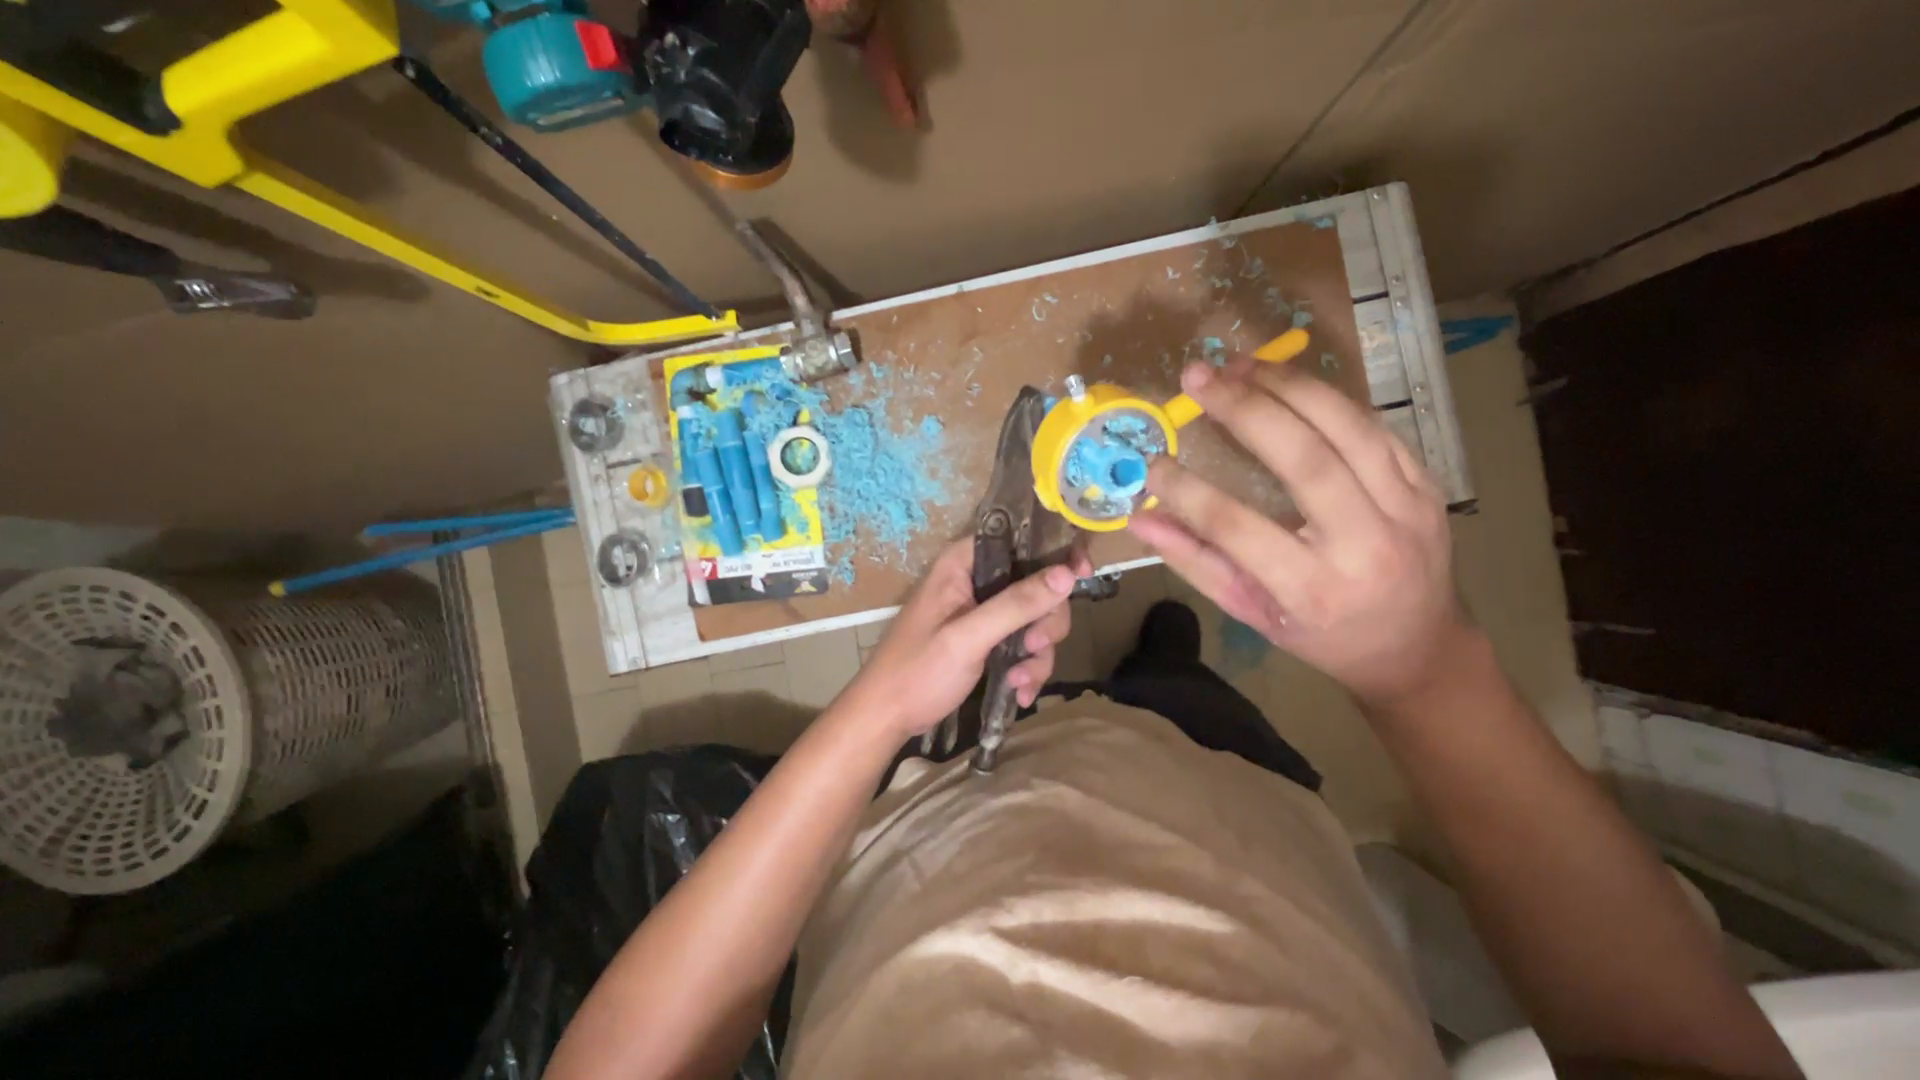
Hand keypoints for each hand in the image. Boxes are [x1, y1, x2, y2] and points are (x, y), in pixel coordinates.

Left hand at [840, 540, 1080, 739]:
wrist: (886, 717)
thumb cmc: (918, 671)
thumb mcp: (969, 637)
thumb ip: (1016, 604)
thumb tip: (1067, 573)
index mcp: (964, 563)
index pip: (1021, 538)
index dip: (1055, 552)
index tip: (1082, 575)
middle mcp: (977, 580)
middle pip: (1039, 582)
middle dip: (1045, 620)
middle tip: (1037, 645)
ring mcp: (983, 611)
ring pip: (1037, 617)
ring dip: (1038, 653)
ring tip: (1021, 682)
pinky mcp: (987, 639)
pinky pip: (1024, 643)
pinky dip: (1028, 667)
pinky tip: (1021, 691)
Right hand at [1129, 360, 1469, 707]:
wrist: (1418, 645)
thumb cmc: (1323, 635)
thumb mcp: (1253, 613)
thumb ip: (1196, 563)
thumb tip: (1139, 520)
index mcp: (1313, 590)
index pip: (1239, 528)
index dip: (1188, 492)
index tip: (1153, 463)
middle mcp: (1366, 545)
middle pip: (1304, 460)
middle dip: (1246, 409)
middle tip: (1198, 377)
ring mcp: (1406, 510)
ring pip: (1347, 429)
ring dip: (1289, 386)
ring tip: (1240, 364)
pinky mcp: (1426, 486)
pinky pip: (1374, 427)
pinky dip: (1327, 399)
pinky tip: (1288, 383)